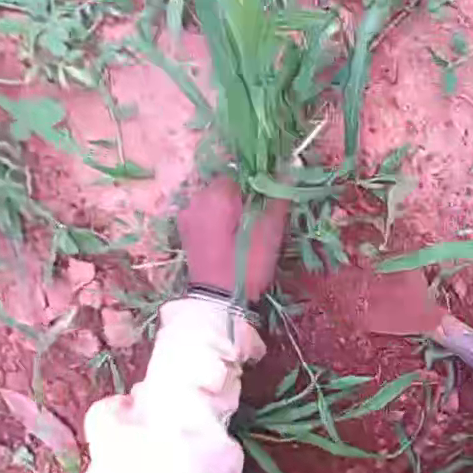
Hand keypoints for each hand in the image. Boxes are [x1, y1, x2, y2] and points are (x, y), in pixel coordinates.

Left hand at [177, 176, 289, 299]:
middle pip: (223, 188)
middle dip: (238, 200)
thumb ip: (277, 199)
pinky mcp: (184, 233)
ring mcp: (187, 216)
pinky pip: (203, 216)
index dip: (255, 190)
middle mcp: (196, 199)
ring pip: (212, 202)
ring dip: (225, 212)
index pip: (239, 175)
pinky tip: (225, 241)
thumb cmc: (246, 267)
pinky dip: (214, 223)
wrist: (219, 302)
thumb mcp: (269, 234)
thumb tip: (288, 169)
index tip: (263, 209)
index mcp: (216, 195)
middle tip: (253, 224)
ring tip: (240, 234)